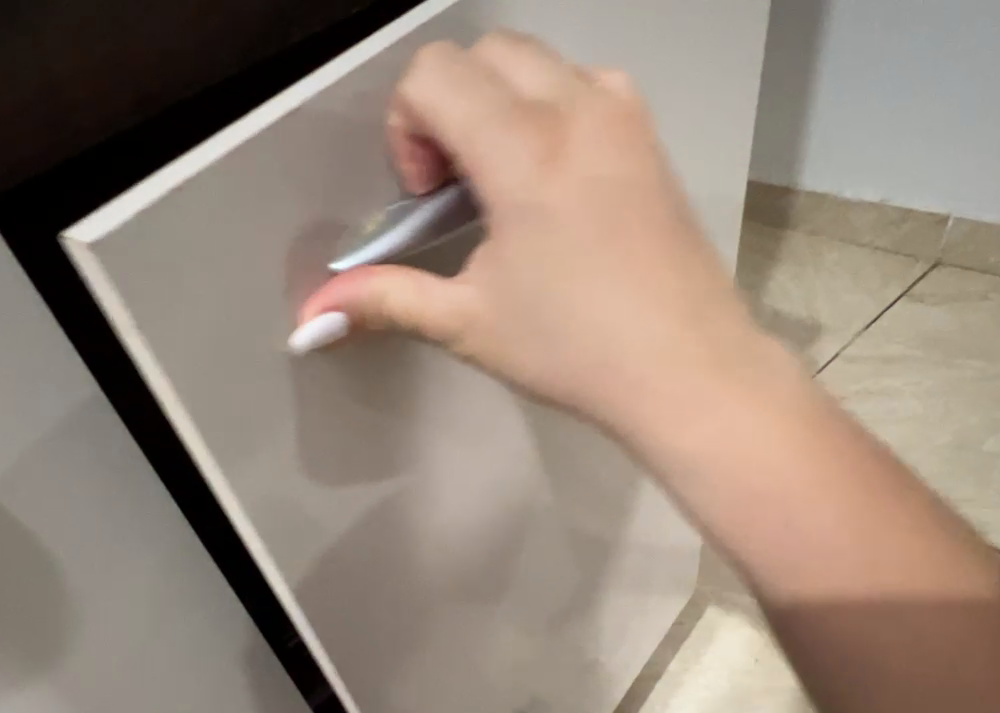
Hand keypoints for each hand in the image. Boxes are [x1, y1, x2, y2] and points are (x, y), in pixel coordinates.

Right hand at [293, 32, 785, 438]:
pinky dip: (551, 113)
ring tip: (502, 188)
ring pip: (538, 62)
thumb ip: (385, 299)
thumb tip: (312, 319)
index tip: (427, 201)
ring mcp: (624, 119)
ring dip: (500, 106)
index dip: (408, 130)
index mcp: (524, 149)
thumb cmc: (576, 349)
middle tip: (455, 192)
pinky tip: (554, 188)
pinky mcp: (651, 141)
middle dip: (448, 109)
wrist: (687, 371)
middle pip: (482, 54)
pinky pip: (587, 87)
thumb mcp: (468, 323)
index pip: (434, 75)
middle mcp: (578, 110)